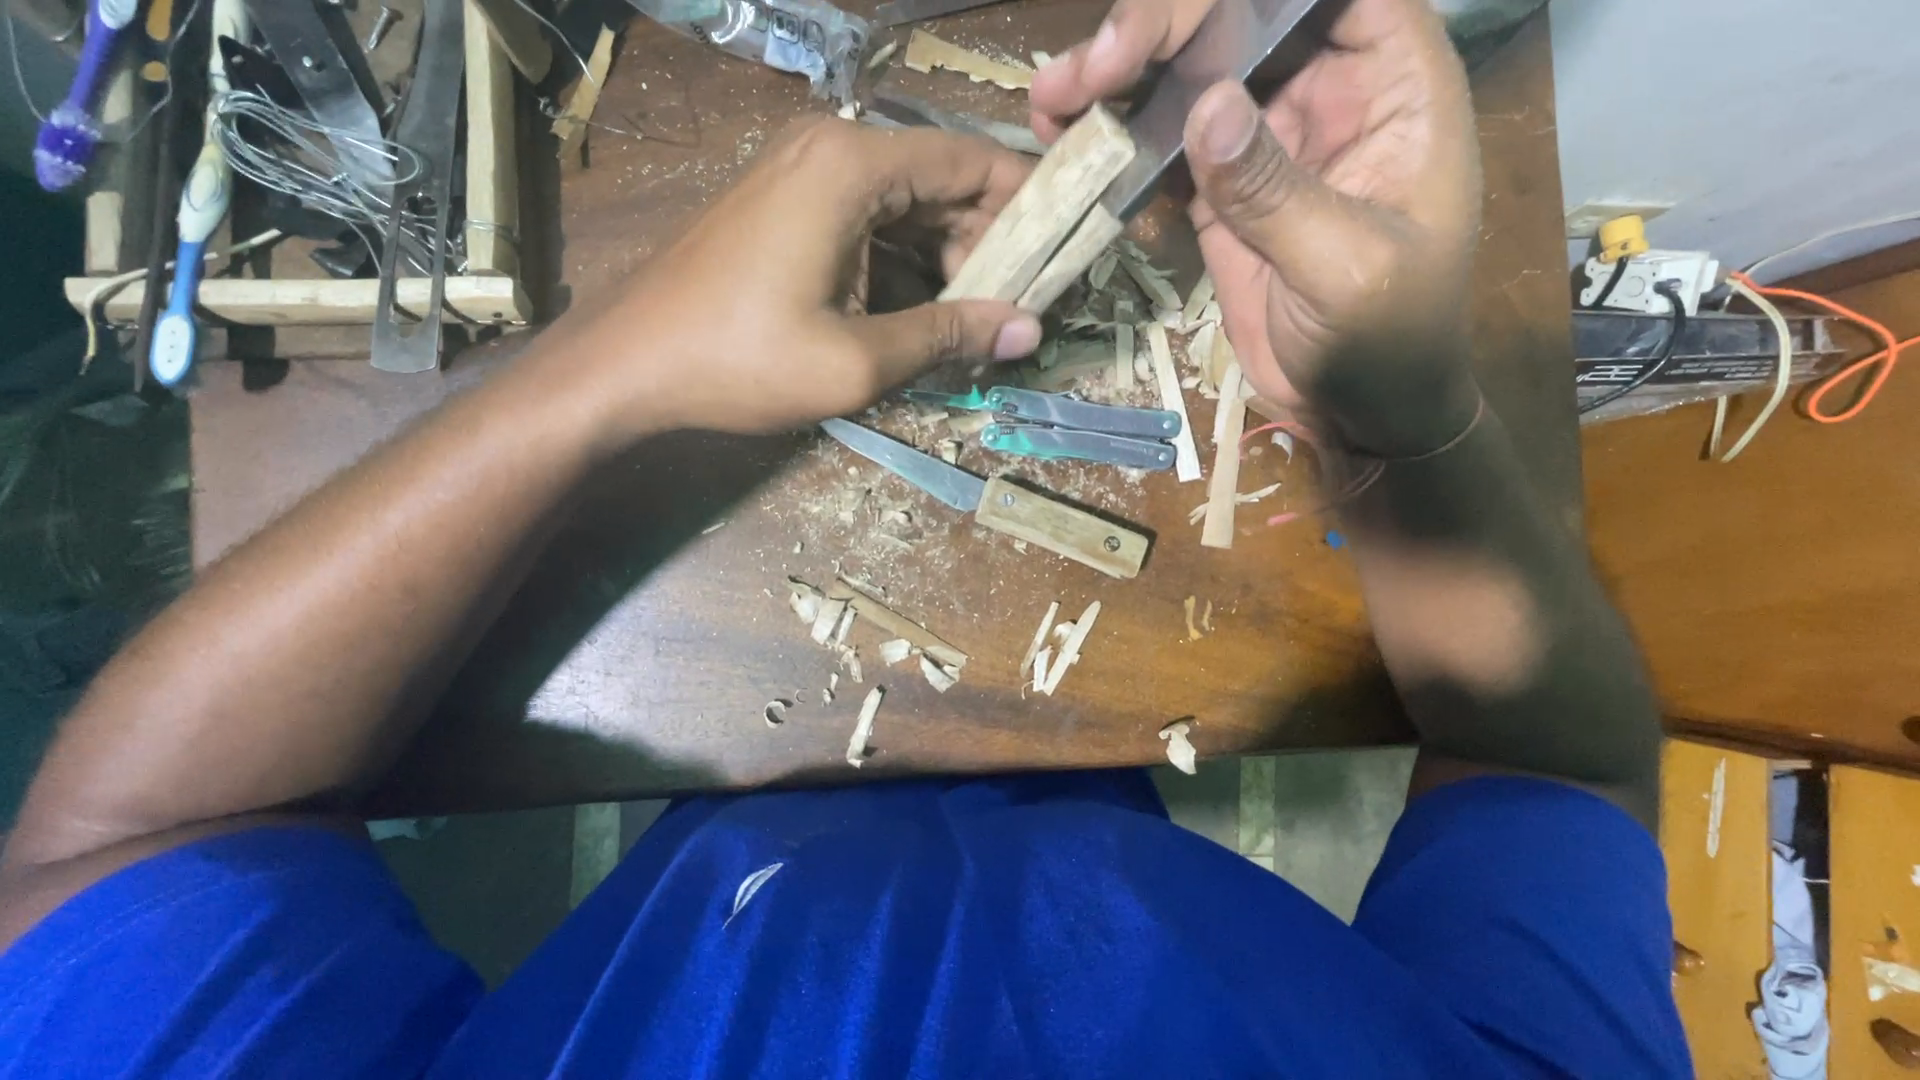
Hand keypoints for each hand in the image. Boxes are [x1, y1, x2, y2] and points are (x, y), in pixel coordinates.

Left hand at [553, 119, 1043, 440]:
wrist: (627, 368)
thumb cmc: (739, 361)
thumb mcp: (858, 360)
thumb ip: (948, 335)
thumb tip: (1029, 331)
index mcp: (853, 165)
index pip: (971, 160)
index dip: (1028, 202)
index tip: (1066, 246)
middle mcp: (831, 149)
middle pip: (940, 180)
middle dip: (988, 240)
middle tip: (1024, 301)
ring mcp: (802, 174)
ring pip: (905, 204)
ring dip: (946, 256)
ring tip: (981, 317)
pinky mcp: (785, 207)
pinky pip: (867, 221)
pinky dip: (902, 261)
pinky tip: (925, 309)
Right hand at [1033, 0, 1482, 457]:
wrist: (1353, 410)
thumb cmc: (1385, 342)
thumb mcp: (1345, 268)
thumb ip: (1277, 191)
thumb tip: (1204, 105)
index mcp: (1394, 85)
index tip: (1180, 12)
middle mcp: (1326, 92)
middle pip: (1241, 16)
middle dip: (1163, 26)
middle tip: (1095, 68)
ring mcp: (1263, 141)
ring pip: (1189, 74)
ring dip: (1119, 77)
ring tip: (1053, 98)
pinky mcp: (1215, 191)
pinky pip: (1161, 146)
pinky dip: (1115, 141)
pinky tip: (1066, 140)